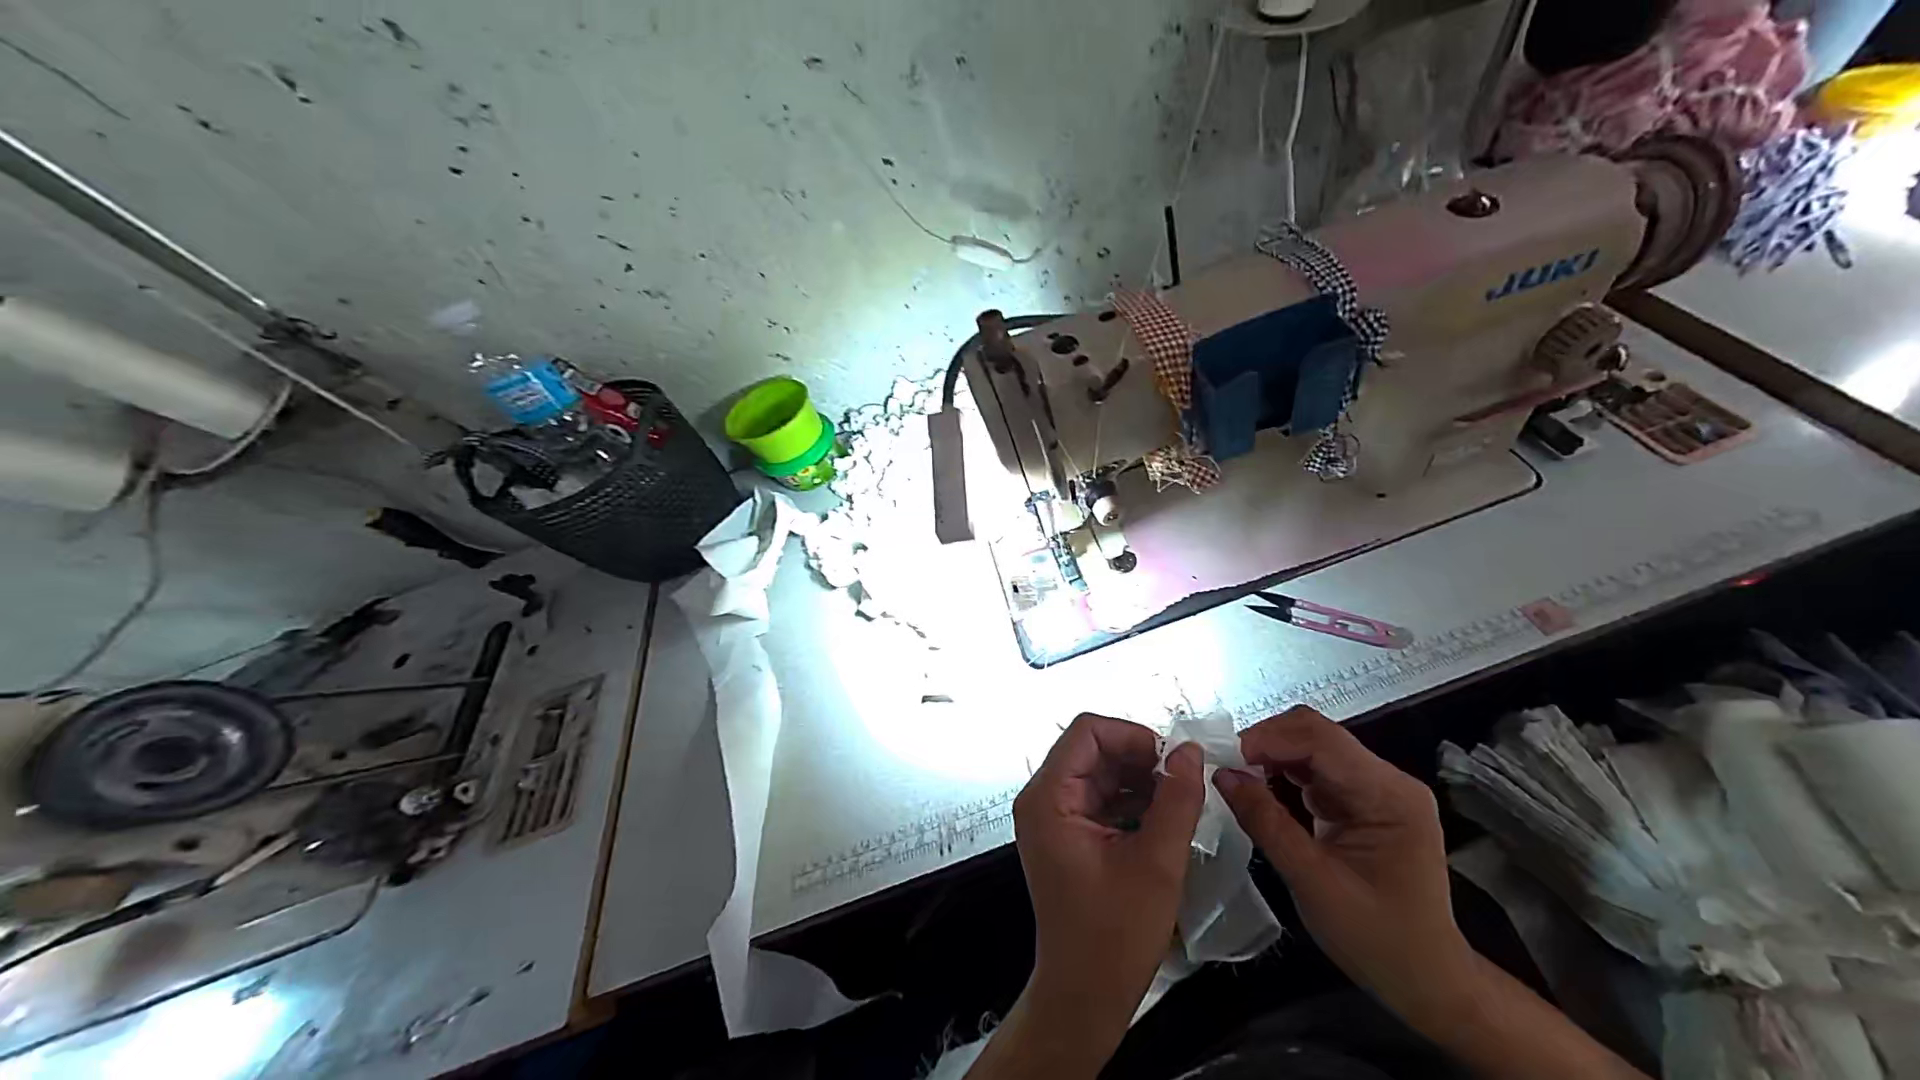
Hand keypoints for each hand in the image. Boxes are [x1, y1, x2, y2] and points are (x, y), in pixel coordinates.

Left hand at [975, 714, 1203, 1077]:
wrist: (1085, 995)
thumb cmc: (1115, 936)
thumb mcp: (1157, 863)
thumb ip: (1176, 800)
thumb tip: (1190, 752)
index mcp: (1048, 797)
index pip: (1087, 732)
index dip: (1133, 736)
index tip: (1173, 761)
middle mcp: (1043, 798)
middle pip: (1093, 749)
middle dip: (1141, 758)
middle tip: (1185, 782)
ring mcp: (1053, 816)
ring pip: (1100, 772)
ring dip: (1140, 779)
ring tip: (1180, 802)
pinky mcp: (1067, 834)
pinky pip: (1101, 797)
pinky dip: (1132, 800)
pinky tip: (1164, 818)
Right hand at [1213, 706, 1473, 1026]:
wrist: (1425, 981)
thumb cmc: (1376, 939)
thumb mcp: (1313, 883)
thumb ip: (1267, 823)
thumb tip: (1222, 774)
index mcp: (1390, 796)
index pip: (1322, 741)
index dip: (1269, 740)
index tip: (1224, 758)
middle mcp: (1387, 780)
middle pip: (1317, 734)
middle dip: (1266, 742)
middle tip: (1225, 765)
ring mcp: (1375, 788)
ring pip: (1311, 746)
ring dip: (1270, 754)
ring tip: (1235, 775)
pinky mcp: (1359, 800)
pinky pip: (1312, 768)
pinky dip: (1280, 770)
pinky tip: (1257, 786)